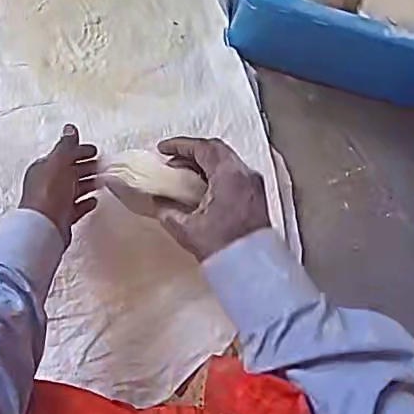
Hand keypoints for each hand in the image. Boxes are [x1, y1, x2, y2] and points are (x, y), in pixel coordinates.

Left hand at [19, 125, 99, 238]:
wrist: (44, 228)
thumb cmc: (48, 193)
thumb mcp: (59, 162)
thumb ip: (66, 146)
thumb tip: (70, 128)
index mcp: (44, 168)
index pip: (64, 155)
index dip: (79, 151)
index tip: (94, 151)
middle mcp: (47, 184)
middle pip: (70, 172)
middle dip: (86, 167)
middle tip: (102, 164)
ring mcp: (55, 202)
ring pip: (74, 189)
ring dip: (88, 183)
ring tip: (103, 180)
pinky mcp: (62, 217)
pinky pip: (76, 207)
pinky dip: (86, 202)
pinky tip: (94, 201)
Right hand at [154, 137, 271, 260]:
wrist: (252, 268)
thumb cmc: (221, 246)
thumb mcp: (186, 228)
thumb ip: (167, 210)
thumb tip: (157, 200)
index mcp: (229, 174)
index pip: (203, 148)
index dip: (180, 145)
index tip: (162, 149)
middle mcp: (244, 173)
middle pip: (216, 150)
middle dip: (192, 151)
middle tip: (171, 160)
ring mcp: (254, 184)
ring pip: (226, 161)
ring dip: (204, 163)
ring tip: (183, 173)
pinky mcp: (257, 196)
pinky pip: (234, 173)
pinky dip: (215, 173)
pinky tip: (202, 187)